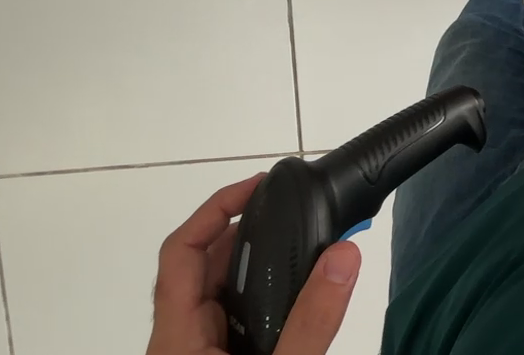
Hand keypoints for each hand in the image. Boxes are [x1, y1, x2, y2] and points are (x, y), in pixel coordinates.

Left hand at [145, 173, 362, 354]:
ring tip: (309, 247)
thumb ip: (311, 323)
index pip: (181, 251)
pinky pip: (236, 314)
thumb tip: (344, 253)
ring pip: (223, 289)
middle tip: (303, 213)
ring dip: (262, 261)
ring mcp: (198, 352)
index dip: (216, 207)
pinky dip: (267, 291)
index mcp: (178, 339)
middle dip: (253, 230)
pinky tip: (300, 296)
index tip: (263, 186)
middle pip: (205, 263)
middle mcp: (180, 341)